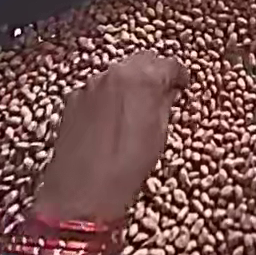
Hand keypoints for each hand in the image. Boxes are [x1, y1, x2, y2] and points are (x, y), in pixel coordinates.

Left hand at [34, 53, 189, 221]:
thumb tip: (169, 92)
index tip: (182, 84)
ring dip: (129, 83)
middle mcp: (116, 73)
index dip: (179, 75)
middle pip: (143, 61)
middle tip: (161, 93)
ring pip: (118, 73)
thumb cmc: (127, 166)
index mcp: (144, 78)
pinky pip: (98, 88)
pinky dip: (108, 96)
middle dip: (154, 73)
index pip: (170, 64)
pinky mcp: (73, 98)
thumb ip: (165, 103)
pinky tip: (110, 119)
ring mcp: (92, 84)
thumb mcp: (159, 134)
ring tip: (134, 107)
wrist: (80, 193)